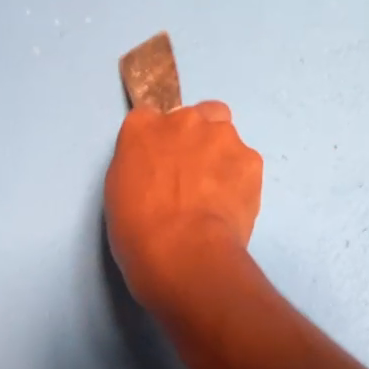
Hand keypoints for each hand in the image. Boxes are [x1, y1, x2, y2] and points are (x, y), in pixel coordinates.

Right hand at [104, 101, 263, 312]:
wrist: (182, 252)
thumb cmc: (136, 231)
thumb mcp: (118, 192)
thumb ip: (138, 167)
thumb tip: (156, 170)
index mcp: (140, 128)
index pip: (151, 120)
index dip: (160, 144)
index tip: (161, 168)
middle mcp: (183, 120)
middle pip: (199, 116)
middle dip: (199, 140)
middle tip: (193, 179)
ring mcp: (221, 136)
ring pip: (227, 138)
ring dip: (222, 159)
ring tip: (215, 199)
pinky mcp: (250, 159)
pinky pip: (245, 165)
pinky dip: (240, 182)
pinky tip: (229, 208)